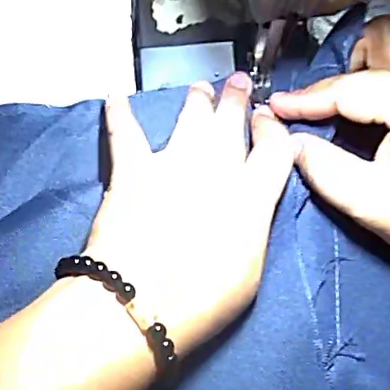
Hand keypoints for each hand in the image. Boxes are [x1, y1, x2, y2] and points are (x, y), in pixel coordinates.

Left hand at [77, 72, 296, 354]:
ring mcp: (172, 163)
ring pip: (189, 115)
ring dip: (197, 100)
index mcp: (252, 195)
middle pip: (232, 119)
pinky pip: (125, 131)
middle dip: (237, 100)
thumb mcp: (250, 273)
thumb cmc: (201, 301)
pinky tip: (115, 98)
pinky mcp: (131, 170)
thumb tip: (247, 213)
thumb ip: (252, 230)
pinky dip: (120, 113)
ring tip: (199, 90)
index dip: (273, 130)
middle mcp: (216, 167)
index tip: (268, 125)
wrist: (141, 299)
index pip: (274, 146)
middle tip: (238, 89)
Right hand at [268, 16, 389, 284]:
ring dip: (383, 63)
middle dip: (352, 64)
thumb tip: (292, 142)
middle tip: (340, 106)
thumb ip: (321, 166)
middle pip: (384, 34)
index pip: (346, 86)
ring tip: (371, 108)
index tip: (278, 106)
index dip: (306, 100)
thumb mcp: (366, 200)